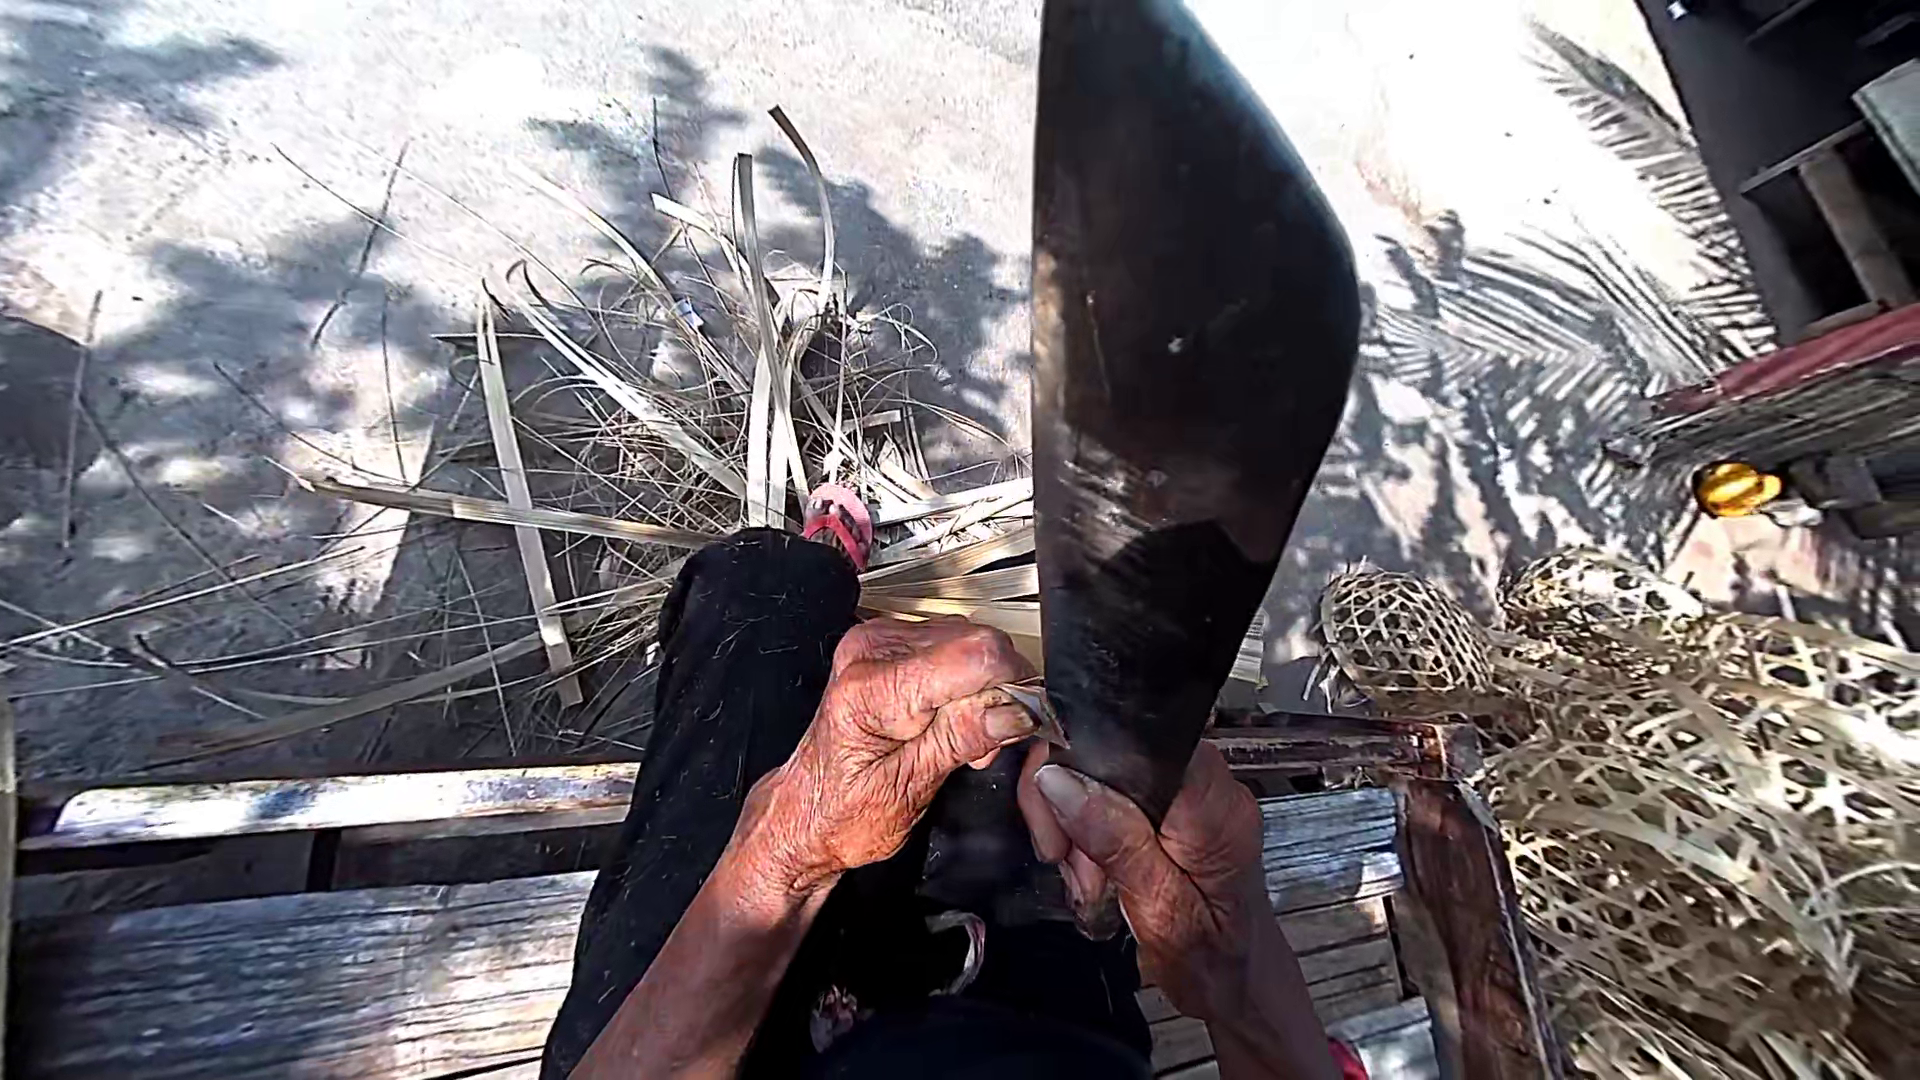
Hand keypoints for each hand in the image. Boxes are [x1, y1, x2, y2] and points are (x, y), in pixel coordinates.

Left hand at [745, 617, 1037, 893]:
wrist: (807, 807)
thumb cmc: (843, 810)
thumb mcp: (910, 787)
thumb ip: (963, 738)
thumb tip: (1015, 709)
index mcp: (871, 687)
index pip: (973, 657)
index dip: (1009, 690)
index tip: (1013, 726)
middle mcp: (873, 648)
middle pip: (978, 642)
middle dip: (997, 692)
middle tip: (979, 741)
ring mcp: (881, 638)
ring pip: (973, 639)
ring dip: (983, 686)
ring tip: (958, 733)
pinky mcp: (892, 638)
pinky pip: (956, 642)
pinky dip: (967, 678)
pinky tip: (949, 712)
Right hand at [1019, 743, 1337, 1078]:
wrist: (1240, 987)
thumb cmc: (1215, 963)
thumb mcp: (1161, 913)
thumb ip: (1115, 842)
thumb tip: (1060, 780)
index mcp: (1212, 804)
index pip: (1133, 737)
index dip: (1082, 759)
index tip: (1058, 808)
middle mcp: (1205, 783)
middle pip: (1108, 748)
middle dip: (1069, 797)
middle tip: (1066, 852)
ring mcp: (1189, 788)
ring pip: (1100, 766)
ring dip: (1074, 816)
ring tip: (1086, 869)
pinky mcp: (1172, 797)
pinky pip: (1112, 784)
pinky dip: (1088, 818)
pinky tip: (1093, 858)